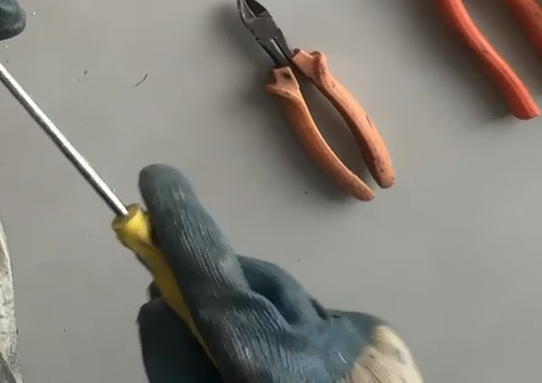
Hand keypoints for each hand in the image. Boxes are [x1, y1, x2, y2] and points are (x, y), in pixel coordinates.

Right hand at [135, 165, 419, 382]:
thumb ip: (175, 360)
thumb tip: (161, 304)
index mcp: (266, 365)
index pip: (209, 268)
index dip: (176, 219)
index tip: (154, 179)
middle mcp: (320, 343)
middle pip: (244, 284)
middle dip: (212, 291)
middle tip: (195, 327)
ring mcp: (363, 345)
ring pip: (283, 303)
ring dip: (257, 320)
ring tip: (254, 369)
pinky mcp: (386, 350)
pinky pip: (319, 328)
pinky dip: (297, 341)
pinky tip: (301, 378)